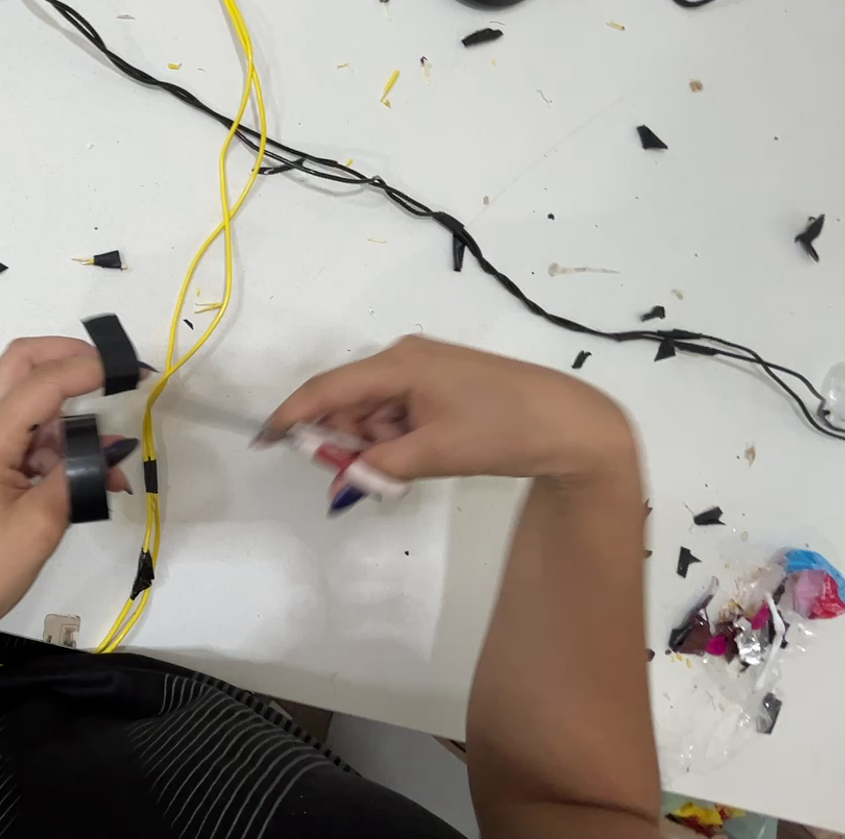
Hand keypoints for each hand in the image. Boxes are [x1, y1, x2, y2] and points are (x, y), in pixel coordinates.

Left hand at [0, 337, 134, 663]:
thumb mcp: (42, 523)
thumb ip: (79, 474)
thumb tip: (115, 446)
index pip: (44, 380)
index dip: (90, 367)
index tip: (133, 371)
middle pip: (23, 362)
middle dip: (69, 355)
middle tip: (112, 369)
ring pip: (28, 396)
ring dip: (71, 410)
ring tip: (113, 451)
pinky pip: (28, 432)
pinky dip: (62, 443)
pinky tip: (95, 476)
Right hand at [264, 336, 635, 497]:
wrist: (579, 423)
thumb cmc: (506, 428)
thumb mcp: (438, 452)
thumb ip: (381, 467)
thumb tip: (339, 487)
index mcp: (399, 363)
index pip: (329, 387)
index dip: (293, 413)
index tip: (264, 438)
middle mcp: (404, 357)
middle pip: (349, 399)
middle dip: (345, 436)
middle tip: (356, 473)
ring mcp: (422, 369)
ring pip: (372, 408)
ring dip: (374, 440)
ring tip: (409, 463)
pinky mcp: (438, 383)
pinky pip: (395, 410)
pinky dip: (394, 435)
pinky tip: (418, 452)